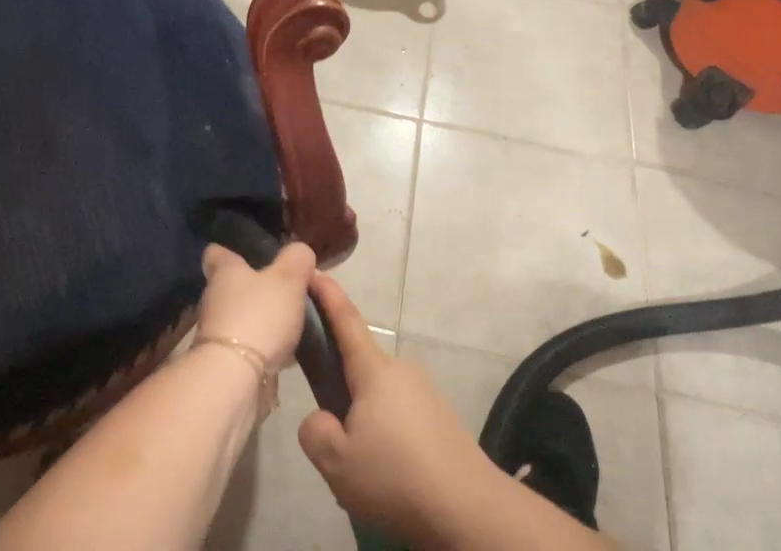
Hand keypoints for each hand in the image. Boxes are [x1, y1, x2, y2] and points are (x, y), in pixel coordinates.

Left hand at [197, 242, 316, 366]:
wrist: (235, 379)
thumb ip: (297, 259)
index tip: (249, 253)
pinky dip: (267, 348)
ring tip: (295, 321)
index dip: (230, 251)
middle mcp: (215, 299)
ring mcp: (219, 333)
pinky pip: (251, 348)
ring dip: (264, 320)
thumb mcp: (288, 278)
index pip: (216, 253)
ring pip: (243, 318)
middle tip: (287, 289)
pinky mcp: (228, 363)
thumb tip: (299, 251)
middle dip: (256, 288)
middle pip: (233, 287)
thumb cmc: (259, 316)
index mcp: (224, 273)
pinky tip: (291, 354)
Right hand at [296, 274, 498, 544]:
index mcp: (374, 371)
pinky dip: (385, 434)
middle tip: (329, 432)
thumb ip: (315, 430)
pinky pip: (398, 416)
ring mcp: (425, 393)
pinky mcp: (439, 418)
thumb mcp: (335, 461)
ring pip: (378, 397)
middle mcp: (401, 371)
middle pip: (359, 368)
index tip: (312, 270)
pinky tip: (387, 473)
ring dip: (363, 418)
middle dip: (339, 389)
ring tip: (359, 465)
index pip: (345, 320)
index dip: (326, 294)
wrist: (469, 510)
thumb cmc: (395, 477)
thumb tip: (322, 419)